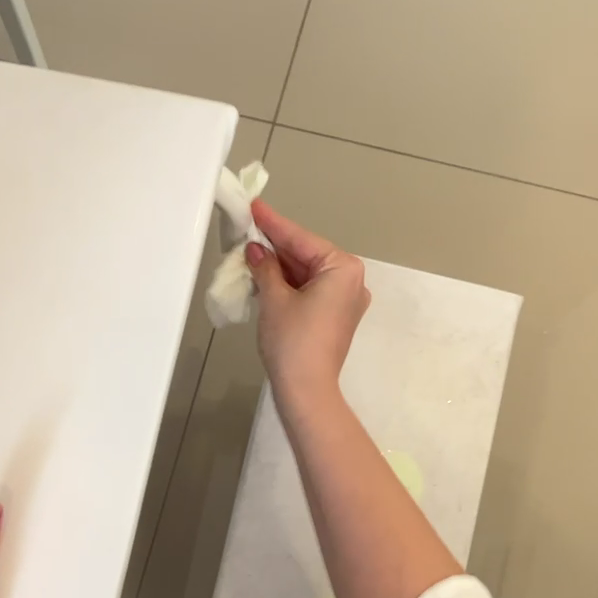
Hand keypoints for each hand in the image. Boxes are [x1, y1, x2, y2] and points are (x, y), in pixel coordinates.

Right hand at [245, 200, 370, 405]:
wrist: (306, 391)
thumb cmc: (293, 342)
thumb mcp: (274, 299)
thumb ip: (265, 268)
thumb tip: (255, 250)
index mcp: (343, 268)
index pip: (301, 239)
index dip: (274, 224)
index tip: (254, 206)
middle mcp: (351, 280)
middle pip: (306, 255)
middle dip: (275, 247)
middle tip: (246, 231)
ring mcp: (346, 302)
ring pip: (307, 274)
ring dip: (279, 267)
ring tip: (249, 253)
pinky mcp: (335, 319)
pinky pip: (310, 291)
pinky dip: (288, 285)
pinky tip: (264, 277)